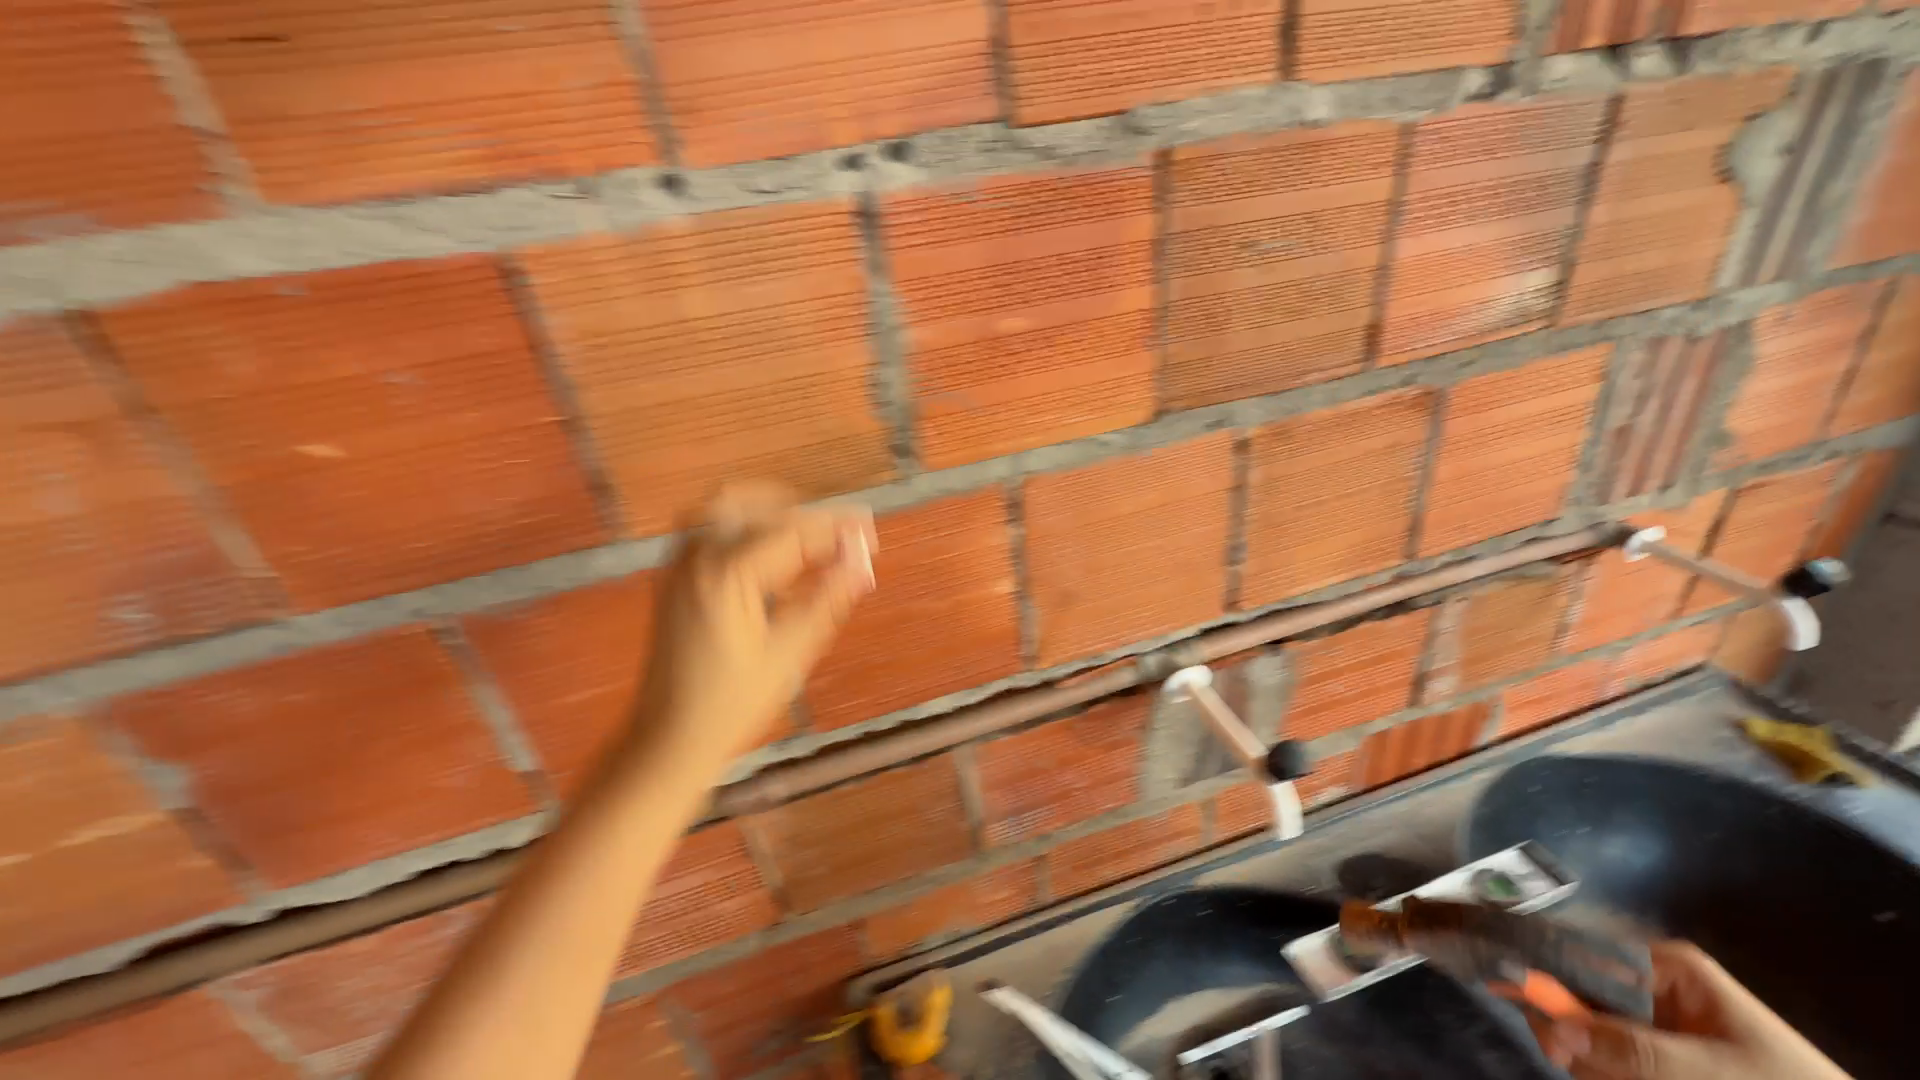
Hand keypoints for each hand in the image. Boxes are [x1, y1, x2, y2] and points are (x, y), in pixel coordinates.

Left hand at [628, 483, 875, 767]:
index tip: (868, 531)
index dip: (835, 528)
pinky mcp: (671, 580)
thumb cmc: (730, 707)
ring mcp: (677, 567)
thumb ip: (824, 601)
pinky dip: (739, 525)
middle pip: (759, 510)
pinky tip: (766, 552)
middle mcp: (696, 559)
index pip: (792, 531)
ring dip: (768, 510)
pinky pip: (704, 528)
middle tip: (844, 537)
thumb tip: (861, 567)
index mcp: (727, 575)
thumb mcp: (788, 654)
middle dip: (806, 518)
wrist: (668, 739)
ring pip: (724, 508)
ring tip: (805, 531)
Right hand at [1528, 941, 1850, 1078]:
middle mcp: (1646, 985)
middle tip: (1562, 1055)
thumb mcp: (1712, 1074)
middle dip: (1564, 1028)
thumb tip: (1556, 1029)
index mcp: (1664, 968)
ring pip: (1577, 1030)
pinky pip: (1597, 1057)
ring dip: (1585, 1062)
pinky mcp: (1644, 1053)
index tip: (1497, 980)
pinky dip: (1598, 1075)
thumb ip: (1634, 1050)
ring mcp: (1644, 1021)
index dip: (1534, 962)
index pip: (1578, 947)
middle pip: (1568, 991)